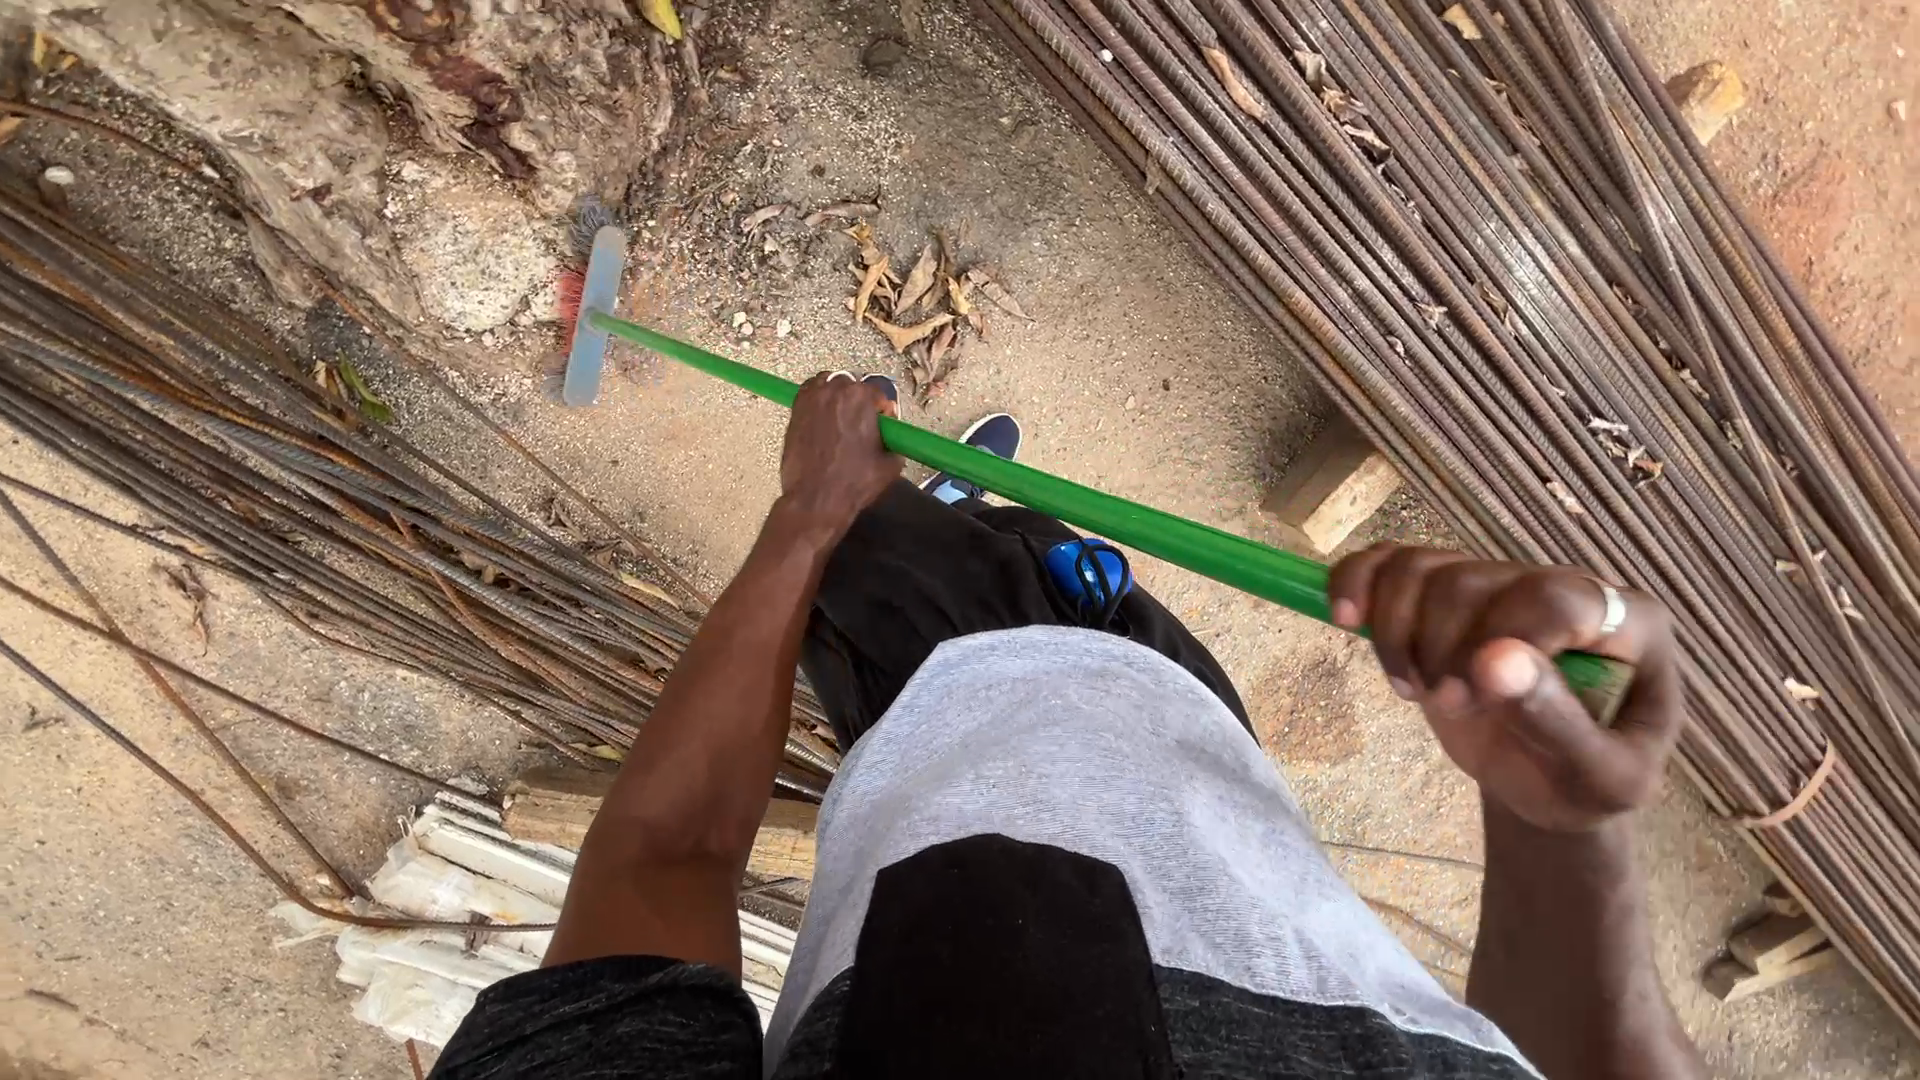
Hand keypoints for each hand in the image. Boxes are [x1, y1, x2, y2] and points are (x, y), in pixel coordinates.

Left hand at [776, 372, 900, 536]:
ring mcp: (811, 399)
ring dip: (837, 395)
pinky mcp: (795, 410)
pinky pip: (809, 393)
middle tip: (863, 423)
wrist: (817, 498)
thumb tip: (892, 439)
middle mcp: (835, 390)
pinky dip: (817, 399)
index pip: (879, 392)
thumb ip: (895, 443)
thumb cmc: (853, 481)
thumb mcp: (890, 464)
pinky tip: (823, 416)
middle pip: (852, 385)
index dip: (883, 410)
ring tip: (842, 417)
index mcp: (861, 398)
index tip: (883, 423)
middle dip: (860, 401)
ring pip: (828, 383)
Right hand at [1326, 545, 1682, 831]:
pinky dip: (1353, 583)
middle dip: (1436, 648)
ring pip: (1417, 566)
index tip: (1467, 702)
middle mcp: (1556, 584)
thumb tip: (1497, 662)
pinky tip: (1346, 619)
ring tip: (1407, 683)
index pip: (1552, 598)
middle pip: (1468, 581)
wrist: (1537, 777)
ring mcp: (1491, 581)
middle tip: (1440, 704)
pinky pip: (1384, 560)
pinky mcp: (1436, 590)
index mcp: (1624, 623)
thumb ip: (1558, 720)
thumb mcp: (1595, 777)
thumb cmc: (1578, 782)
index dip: (1499, 641)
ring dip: (1393, 628)